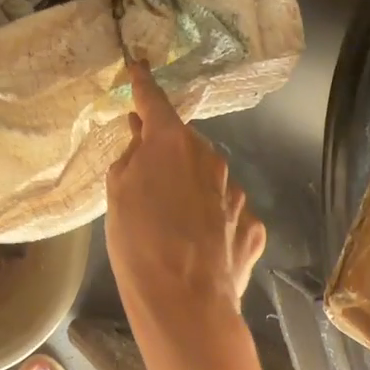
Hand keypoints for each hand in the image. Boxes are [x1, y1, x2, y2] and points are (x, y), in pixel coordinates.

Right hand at [106, 61, 265, 315]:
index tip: (137, 65)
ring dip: (189, 183)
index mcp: (171, 140)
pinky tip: (197, 240)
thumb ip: (131, 153)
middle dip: (166, 148)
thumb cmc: (138, 240)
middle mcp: (209, 157)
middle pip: (183, 140)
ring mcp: (236, 192)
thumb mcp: (117, 190)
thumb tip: (141, 132)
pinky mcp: (252, 225)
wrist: (185, 305)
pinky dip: (211, 215)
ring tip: (170, 220)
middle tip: (145, 176)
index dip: (142, 81)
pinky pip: (225, 208)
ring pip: (206, 174)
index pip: (154, 98)